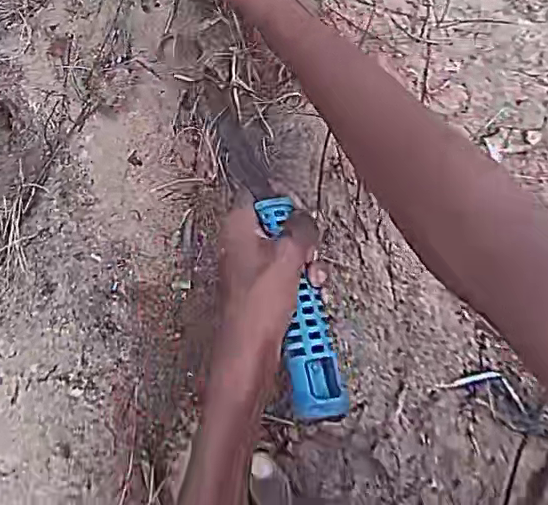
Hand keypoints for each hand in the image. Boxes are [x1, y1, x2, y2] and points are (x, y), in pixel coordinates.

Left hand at [213, 198, 319, 361]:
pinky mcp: (259, 289)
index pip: (259, 195)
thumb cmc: (256, 305)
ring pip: (284, 253)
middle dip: (300, 241)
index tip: (299, 212)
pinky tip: (307, 296)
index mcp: (237, 225)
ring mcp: (248, 267)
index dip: (283, 201)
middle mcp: (238, 242)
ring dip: (304, 266)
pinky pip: (284, 276)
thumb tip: (305, 219)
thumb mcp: (289, 255)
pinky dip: (298, 283)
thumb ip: (301, 229)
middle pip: (277, 226)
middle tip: (307, 254)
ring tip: (310, 280)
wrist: (249, 351)